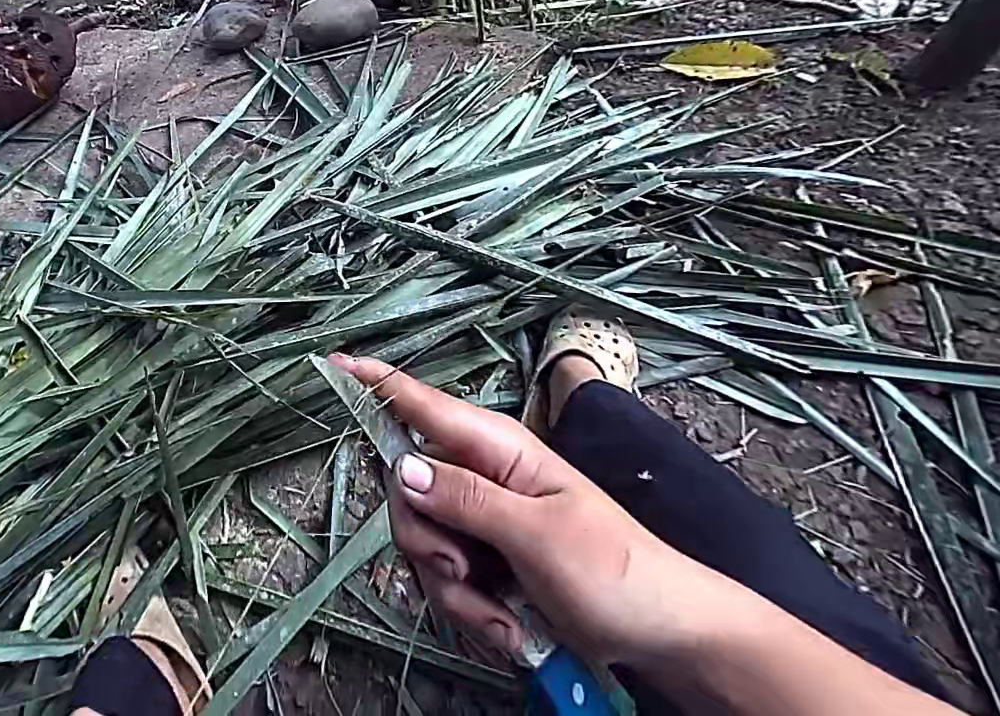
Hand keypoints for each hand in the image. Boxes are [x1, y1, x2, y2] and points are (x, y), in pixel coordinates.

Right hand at [331, 355, 964, 715]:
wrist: (665, 637)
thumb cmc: (616, 570)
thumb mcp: (540, 535)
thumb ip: (466, 498)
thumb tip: (401, 464)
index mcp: (496, 447)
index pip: (424, 403)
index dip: (377, 381)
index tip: (334, 364)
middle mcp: (478, 473)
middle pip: (407, 488)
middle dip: (427, 541)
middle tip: (465, 573)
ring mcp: (479, 516)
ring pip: (420, 539)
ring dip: (453, 589)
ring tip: (504, 616)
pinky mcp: (483, 556)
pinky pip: (442, 576)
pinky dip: (469, 610)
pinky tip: (509, 628)